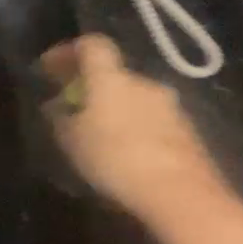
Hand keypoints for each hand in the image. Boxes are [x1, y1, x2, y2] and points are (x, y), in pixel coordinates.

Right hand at [39, 34, 227, 222]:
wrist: (184, 198)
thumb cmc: (116, 157)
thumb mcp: (70, 138)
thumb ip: (61, 115)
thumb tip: (60, 105)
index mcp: (112, 78)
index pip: (93, 45)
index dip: (70, 50)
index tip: (52, 68)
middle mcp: (145, 85)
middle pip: (115, 75)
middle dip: (93, 87)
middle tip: (74, 106)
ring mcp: (174, 111)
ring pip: (136, 99)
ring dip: (117, 109)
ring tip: (100, 134)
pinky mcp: (191, 136)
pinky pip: (154, 121)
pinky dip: (137, 128)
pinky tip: (126, 152)